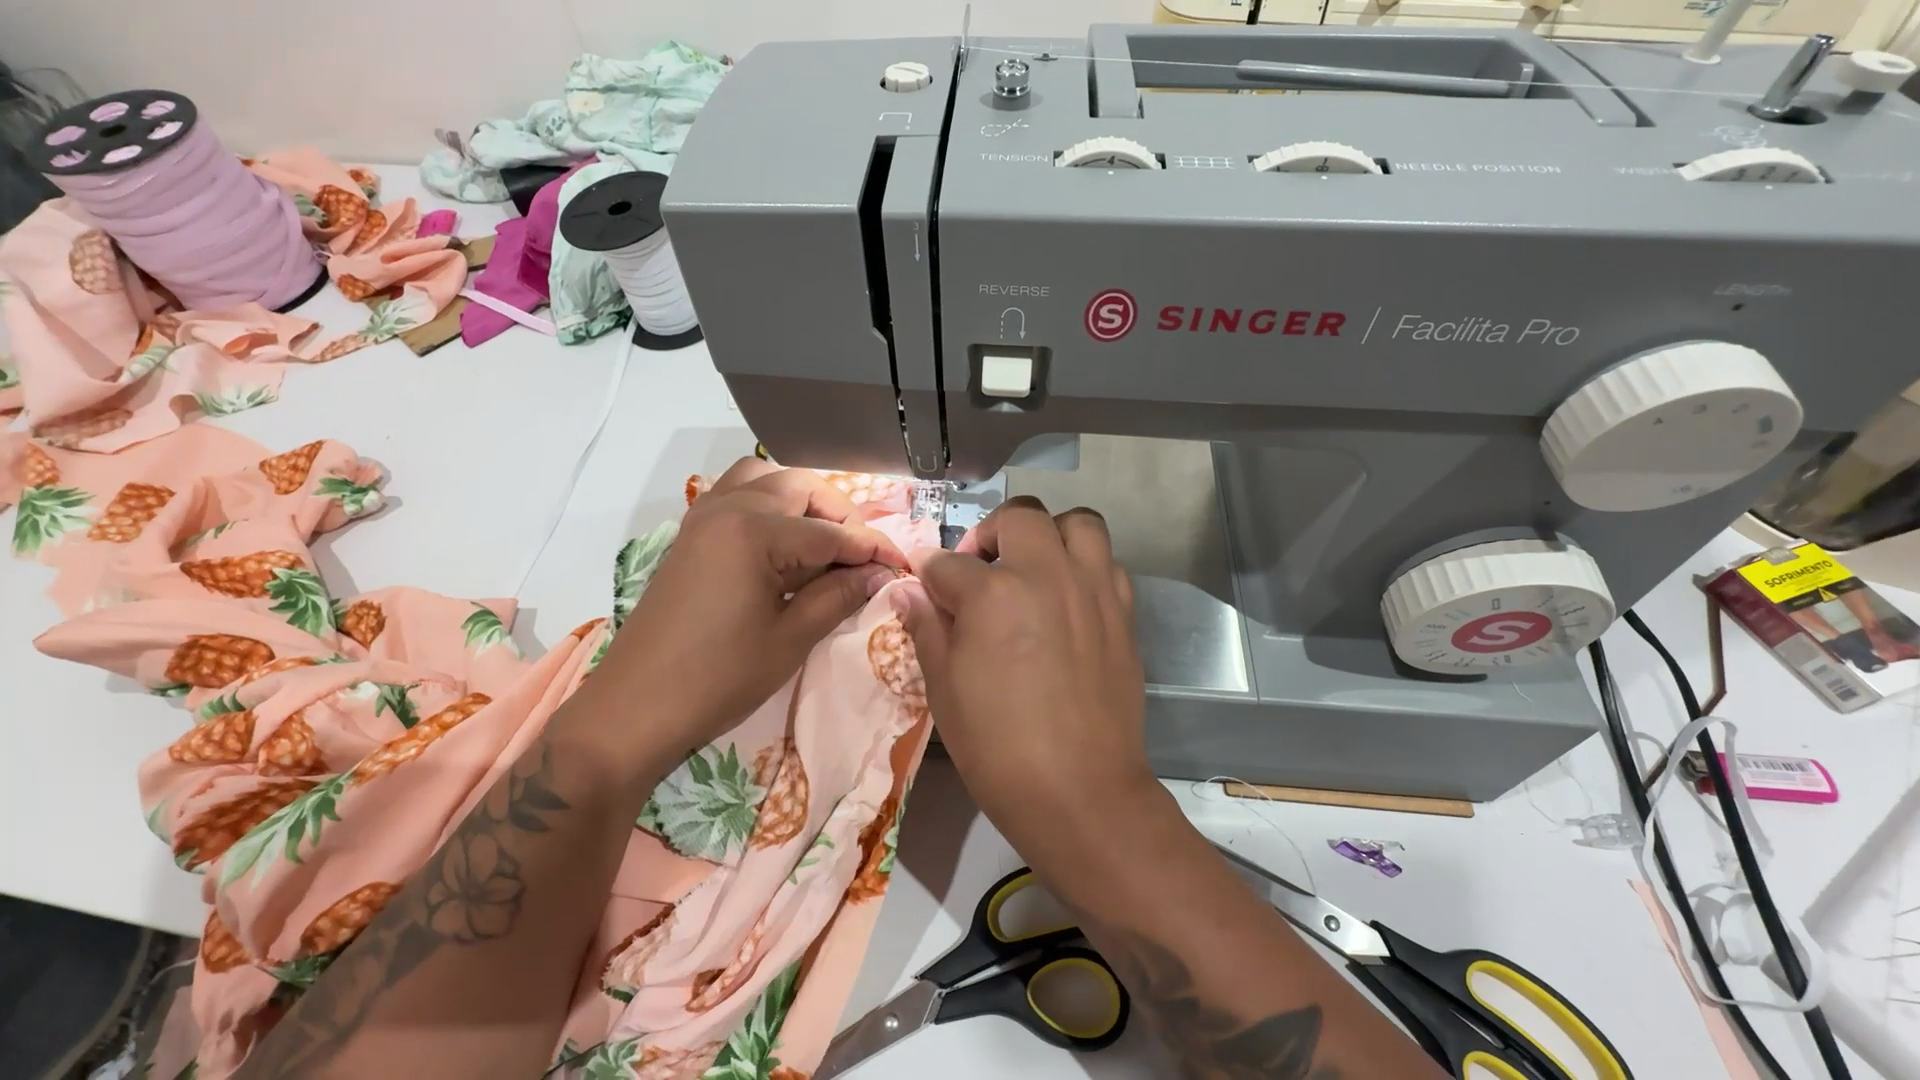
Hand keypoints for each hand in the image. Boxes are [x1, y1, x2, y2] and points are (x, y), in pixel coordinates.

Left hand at [595, 458, 907, 748]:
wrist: (635, 708)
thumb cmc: (718, 679)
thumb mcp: (791, 639)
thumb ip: (839, 596)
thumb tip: (879, 573)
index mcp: (755, 532)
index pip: (831, 531)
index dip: (872, 548)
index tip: (902, 565)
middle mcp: (728, 509)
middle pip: (799, 487)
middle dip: (838, 514)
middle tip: (861, 556)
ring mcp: (702, 519)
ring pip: (762, 479)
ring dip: (799, 499)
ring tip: (821, 541)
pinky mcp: (689, 536)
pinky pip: (735, 497)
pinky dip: (766, 505)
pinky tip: (781, 547)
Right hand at [893, 497, 1151, 828]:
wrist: (1080, 792)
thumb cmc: (997, 747)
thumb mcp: (944, 689)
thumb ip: (927, 629)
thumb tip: (908, 591)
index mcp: (994, 592)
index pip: (949, 563)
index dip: (930, 576)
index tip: (925, 589)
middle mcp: (1048, 574)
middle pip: (1020, 516)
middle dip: (992, 532)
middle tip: (981, 568)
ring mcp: (1093, 590)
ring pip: (1079, 523)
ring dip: (1050, 533)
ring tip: (1033, 567)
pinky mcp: (1124, 614)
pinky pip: (1108, 564)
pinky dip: (1086, 567)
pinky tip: (1068, 602)